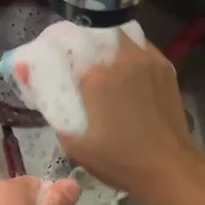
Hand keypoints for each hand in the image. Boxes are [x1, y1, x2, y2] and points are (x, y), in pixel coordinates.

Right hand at [57, 33, 204, 204]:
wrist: (170, 169)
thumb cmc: (119, 160)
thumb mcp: (74, 143)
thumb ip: (51, 109)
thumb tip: (34, 80)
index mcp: (95, 76)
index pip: (67, 47)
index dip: (57, 51)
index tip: (53, 62)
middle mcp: (120, 58)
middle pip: (93, 35)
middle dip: (82, 44)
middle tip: (77, 63)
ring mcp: (146, 59)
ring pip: (118, 36)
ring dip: (106, 44)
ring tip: (100, 62)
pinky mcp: (163, 65)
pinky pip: (139, 46)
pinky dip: (128, 52)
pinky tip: (125, 70)